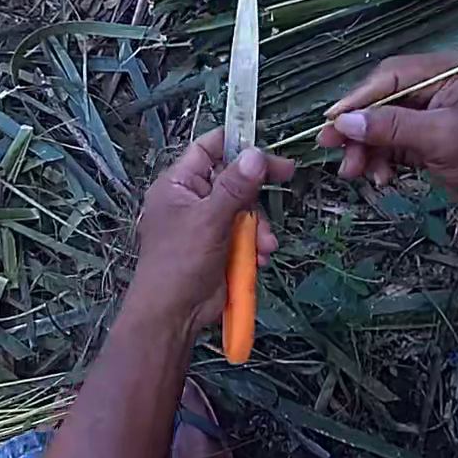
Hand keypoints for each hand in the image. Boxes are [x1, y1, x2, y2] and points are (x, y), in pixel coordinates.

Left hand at [130, 128, 293, 337]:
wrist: (174, 315)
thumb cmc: (180, 262)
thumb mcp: (208, 220)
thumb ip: (234, 187)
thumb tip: (257, 154)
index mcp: (179, 184)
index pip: (209, 149)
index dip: (237, 143)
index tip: (267, 145)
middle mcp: (193, 200)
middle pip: (235, 181)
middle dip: (254, 198)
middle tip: (284, 183)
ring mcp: (208, 224)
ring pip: (245, 211)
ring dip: (258, 228)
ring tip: (262, 247)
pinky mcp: (221, 247)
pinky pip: (245, 236)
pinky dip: (254, 246)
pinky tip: (257, 259)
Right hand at [314, 50, 457, 212]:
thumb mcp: (441, 138)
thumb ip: (391, 127)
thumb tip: (343, 121)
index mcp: (449, 70)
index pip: (391, 76)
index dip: (357, 99)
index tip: (329, 122)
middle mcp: (442, 85)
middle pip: (386, 101)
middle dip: (361, 130)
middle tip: (334, 154)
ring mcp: (440, 112)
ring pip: (390, 125)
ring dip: (371, 150)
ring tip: (357, 174)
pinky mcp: (439, 136)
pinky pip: (403, 143)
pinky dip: (389, 160)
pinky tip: (383, 178)